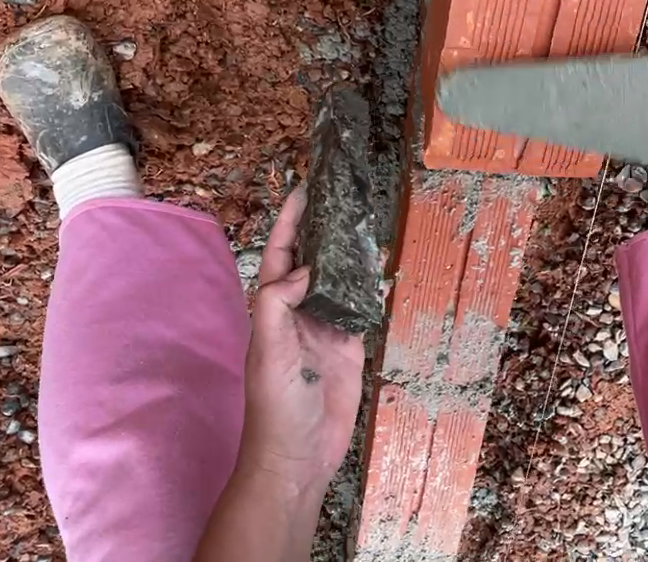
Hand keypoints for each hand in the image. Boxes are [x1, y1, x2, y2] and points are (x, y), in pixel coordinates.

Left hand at [237, 185, 365, 496]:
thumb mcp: (268, 352)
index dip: (289, 223)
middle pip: (312, 260)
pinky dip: (369, 284)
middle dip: (321, 229)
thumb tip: (307, 269)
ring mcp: (326, 325)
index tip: (302, 191)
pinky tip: (379, 266)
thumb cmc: (275, 405)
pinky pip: (360, 305)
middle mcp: (300, 310)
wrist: (300, 456)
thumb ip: (279, 306)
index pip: (281, 255)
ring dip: (349, 252)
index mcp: (273, 309)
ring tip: (365, 221)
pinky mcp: (350, 343)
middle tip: (341, 196)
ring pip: (339, 279)